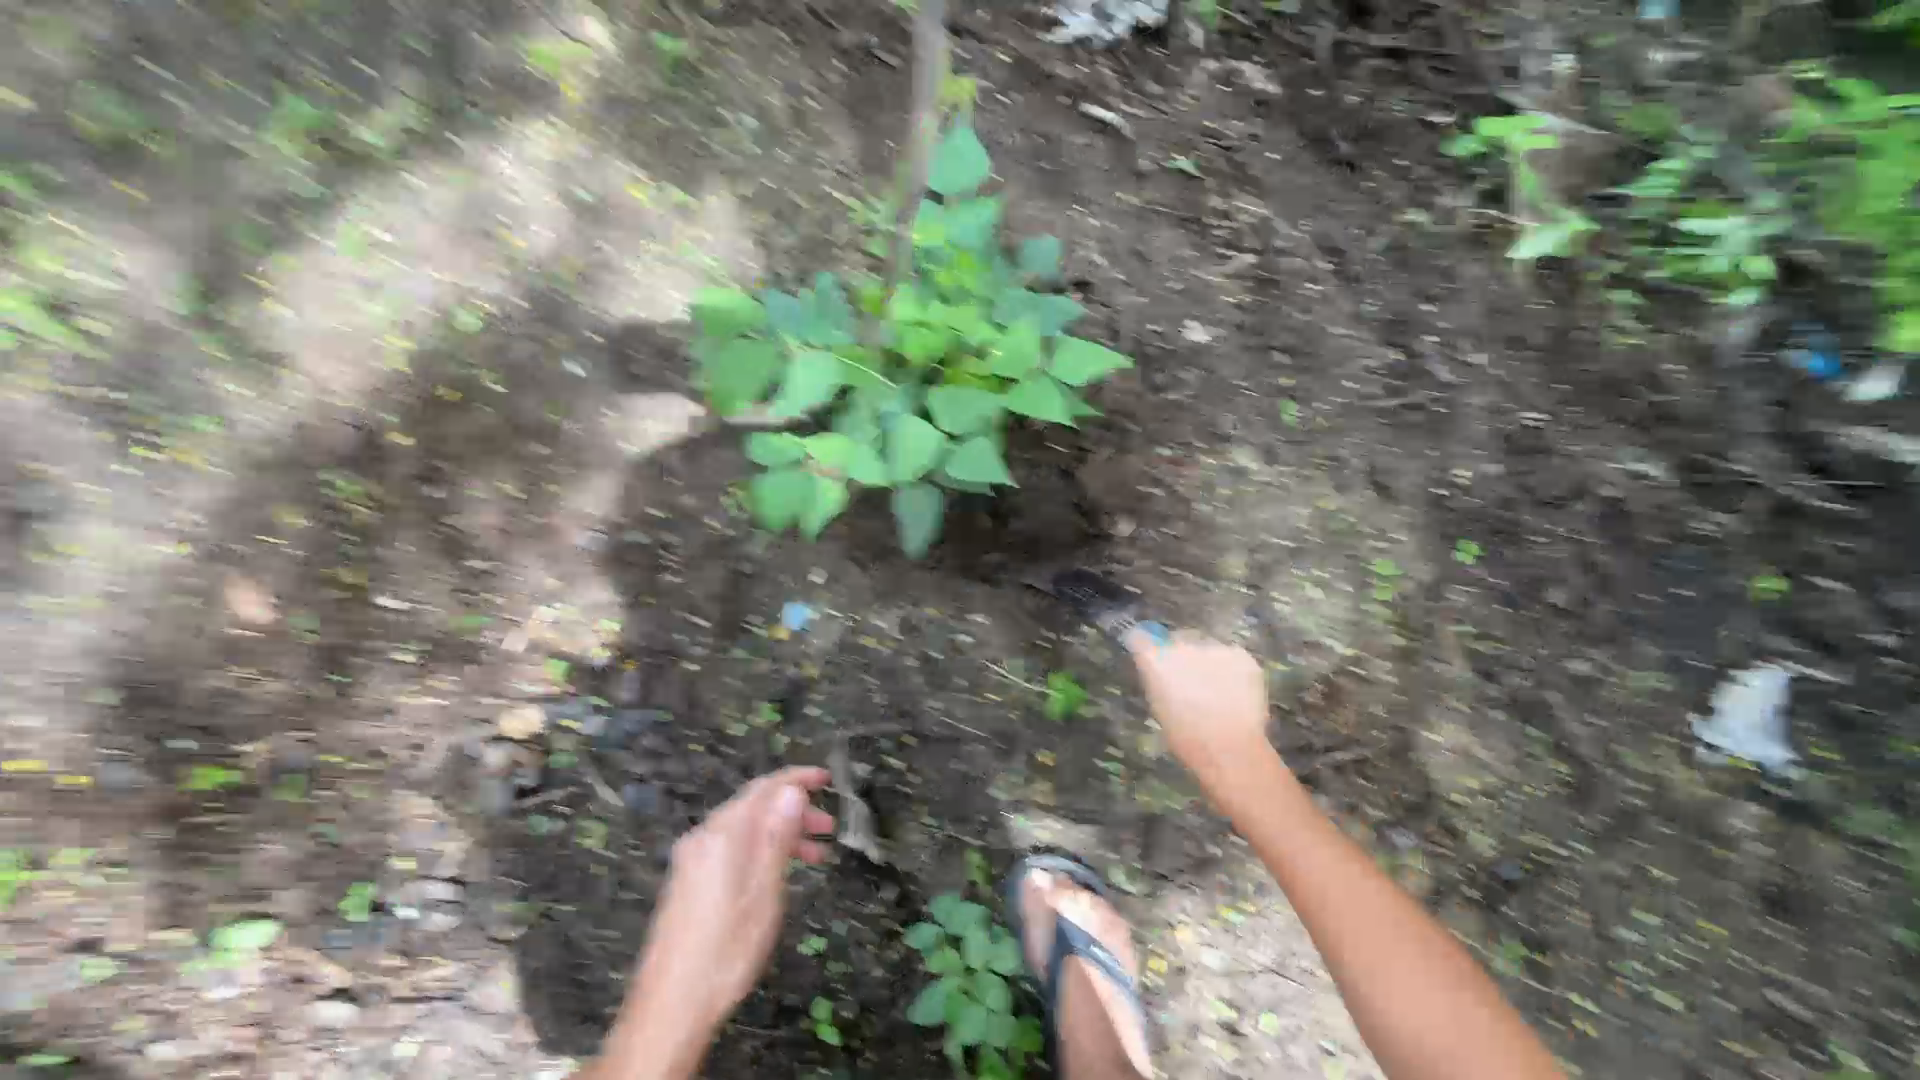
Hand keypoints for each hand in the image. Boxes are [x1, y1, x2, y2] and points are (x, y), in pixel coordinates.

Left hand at [625, 767, 834, 1034]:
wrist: (670, 1006)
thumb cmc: (726, 950)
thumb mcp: (764, 894)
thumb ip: (777, 838)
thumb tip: (792, 792)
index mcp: (722, 836)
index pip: (763, 789)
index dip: (797, 779)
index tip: (827, 779)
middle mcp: (703, 839)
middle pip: (753, 808)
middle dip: (794, 810)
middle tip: (829, 828)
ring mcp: (692, 861)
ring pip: (744, 830)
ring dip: (780, 834)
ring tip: (817, 855)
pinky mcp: (688, 883)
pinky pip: (731, 849)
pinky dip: (761, 851)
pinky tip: (779, 874)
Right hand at [1127, 630, 1272, 784]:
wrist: (1229, 747)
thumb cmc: (1186, 737)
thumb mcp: (1159, 707)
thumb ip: (1158, 680)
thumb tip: (1163, 671)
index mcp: (1154, 660)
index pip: (1140, 639)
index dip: (1148, 648)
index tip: (1154, 658)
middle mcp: (1181, 645)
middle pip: (1178, 639)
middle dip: (1182, 654)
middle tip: (1191, 680)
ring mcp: (1214, 647)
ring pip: (1208, 647)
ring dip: (1208, 661)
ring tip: (1217, 688)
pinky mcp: (1240, 655)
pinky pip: (1232, 656)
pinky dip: (1231, 669)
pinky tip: (1235, 691)